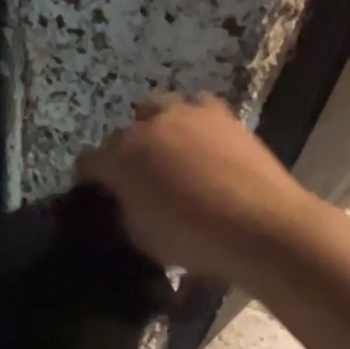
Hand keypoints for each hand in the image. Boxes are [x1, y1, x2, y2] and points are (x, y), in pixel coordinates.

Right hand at [75, 95, 310, 282]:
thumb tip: (127, 199)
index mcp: (119, 158)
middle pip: (122, 134)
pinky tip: (201, 142)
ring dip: (155, 129)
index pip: (88, 161)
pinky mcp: (221, 115)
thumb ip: (126, 209)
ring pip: (157, 111)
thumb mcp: (142, 236)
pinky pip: (196, 109)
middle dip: (123, 153)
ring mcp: (186, 115)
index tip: (98, 193)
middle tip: (137, 178)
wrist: (262, 226)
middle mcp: (147, 127)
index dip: (89, 178)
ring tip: (167, 152)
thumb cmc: (193, 239)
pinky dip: (192, 123)